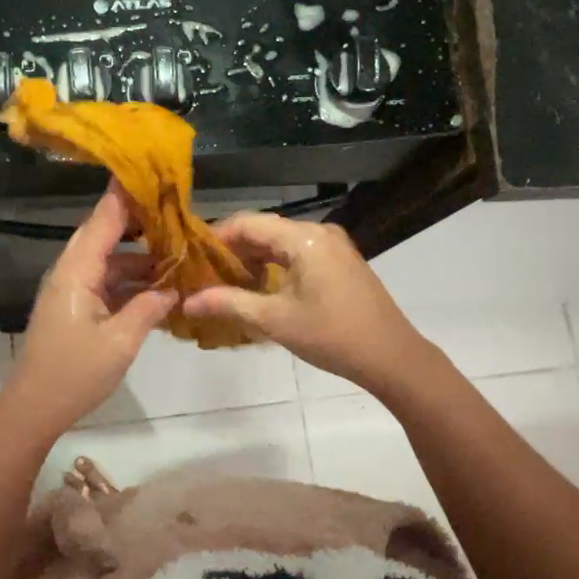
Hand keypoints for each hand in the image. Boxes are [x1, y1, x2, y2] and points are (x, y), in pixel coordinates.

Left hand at [0, 185, 176, 438]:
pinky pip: (105, 282)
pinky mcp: (74, 308)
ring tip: (179, 252)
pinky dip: (130, 281)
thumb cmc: (74, 374)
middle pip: (107, 234)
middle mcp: (71, 271)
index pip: (105, 218)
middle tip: (179, 212)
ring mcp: (71, 290)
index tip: (154, 170)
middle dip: (141, 223)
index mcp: (77, 271)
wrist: (34, 409)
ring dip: (140, 257)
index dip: (128, 193)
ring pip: (108, 260)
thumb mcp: (120, 343)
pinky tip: (159, 288)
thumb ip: (149, 309)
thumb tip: (172, 289)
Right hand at [183, 214, 425, 390]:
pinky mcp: (339, 262)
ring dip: (252, 260)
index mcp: (303, 238)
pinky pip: (297, 254)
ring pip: (280, 243)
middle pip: (263, 230)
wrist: (391, 356)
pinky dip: (274, 266)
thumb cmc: (331, 336)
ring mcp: (332, 246)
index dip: (215, 237)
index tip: (189, 257)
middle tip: (201, 274)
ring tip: (223, 283)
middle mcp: (318, 232)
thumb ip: (229, 303)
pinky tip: (258, 288)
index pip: (247, 222)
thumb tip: (187, 303)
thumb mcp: (274, 320)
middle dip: (231, 250)